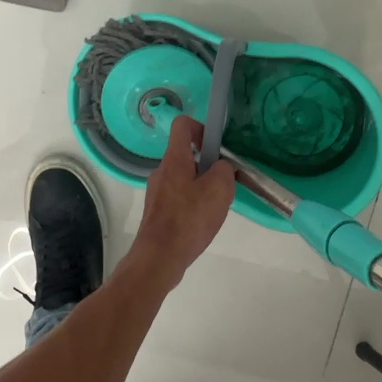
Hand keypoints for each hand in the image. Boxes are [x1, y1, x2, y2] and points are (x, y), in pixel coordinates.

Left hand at [129, 116, 236, 286]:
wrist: (160, 257)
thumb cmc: (189, 219)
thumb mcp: (219, 189)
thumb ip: (224, 170)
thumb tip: (220, 167)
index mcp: (174, 159)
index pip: (183, 125)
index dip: (201, 128)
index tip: (215, 147)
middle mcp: (161, 171)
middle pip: (185, 155)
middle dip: (207, 166)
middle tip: (222, 186)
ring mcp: (156, 192)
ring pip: (183, 179)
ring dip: (201, 188)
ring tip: (214, 209)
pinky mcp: (157, 212)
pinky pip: (178, 199)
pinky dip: (192, 205)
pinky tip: (201, 224)